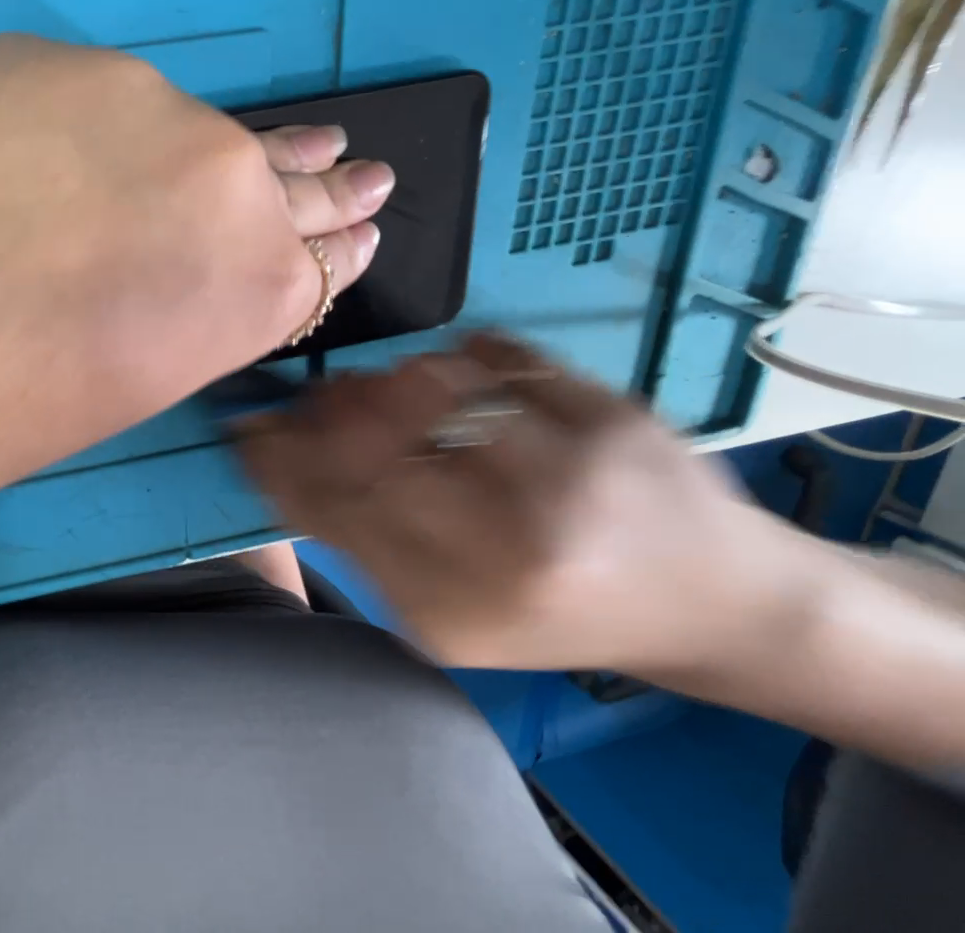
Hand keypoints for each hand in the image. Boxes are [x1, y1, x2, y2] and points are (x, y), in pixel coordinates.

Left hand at [0, 33, 389, 508]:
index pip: (322, 251)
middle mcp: (221, 176)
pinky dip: (57, 133)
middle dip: (312, 176)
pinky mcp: (37, 60)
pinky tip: (24, 170)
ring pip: (164, 125)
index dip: (335, 238)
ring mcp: (131, 99)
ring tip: (180, 160)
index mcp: (253, 286)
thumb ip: (172, 318)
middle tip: (345, 165)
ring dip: (164, 153)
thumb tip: (164, 271)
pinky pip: (68, 101)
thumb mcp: (111, 392)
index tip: (355, 219)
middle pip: (279, 168)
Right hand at [240, 335, 799, 675]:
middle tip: (312, 400)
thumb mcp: (446, 610)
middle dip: (326, 412)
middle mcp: (519, 544)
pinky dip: (458, 355)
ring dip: (387, 380)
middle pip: (376, 445)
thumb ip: (362, 542)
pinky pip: (497, 357)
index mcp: (462, 606)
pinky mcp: (618, 416)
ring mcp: (576, 475)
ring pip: (431, 390)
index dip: (281, 459)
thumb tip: (281, 457)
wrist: (717, 604)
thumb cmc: (557, 614)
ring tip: (382, 389)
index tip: (251, 430)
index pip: (335, 510)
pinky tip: (452, 374)